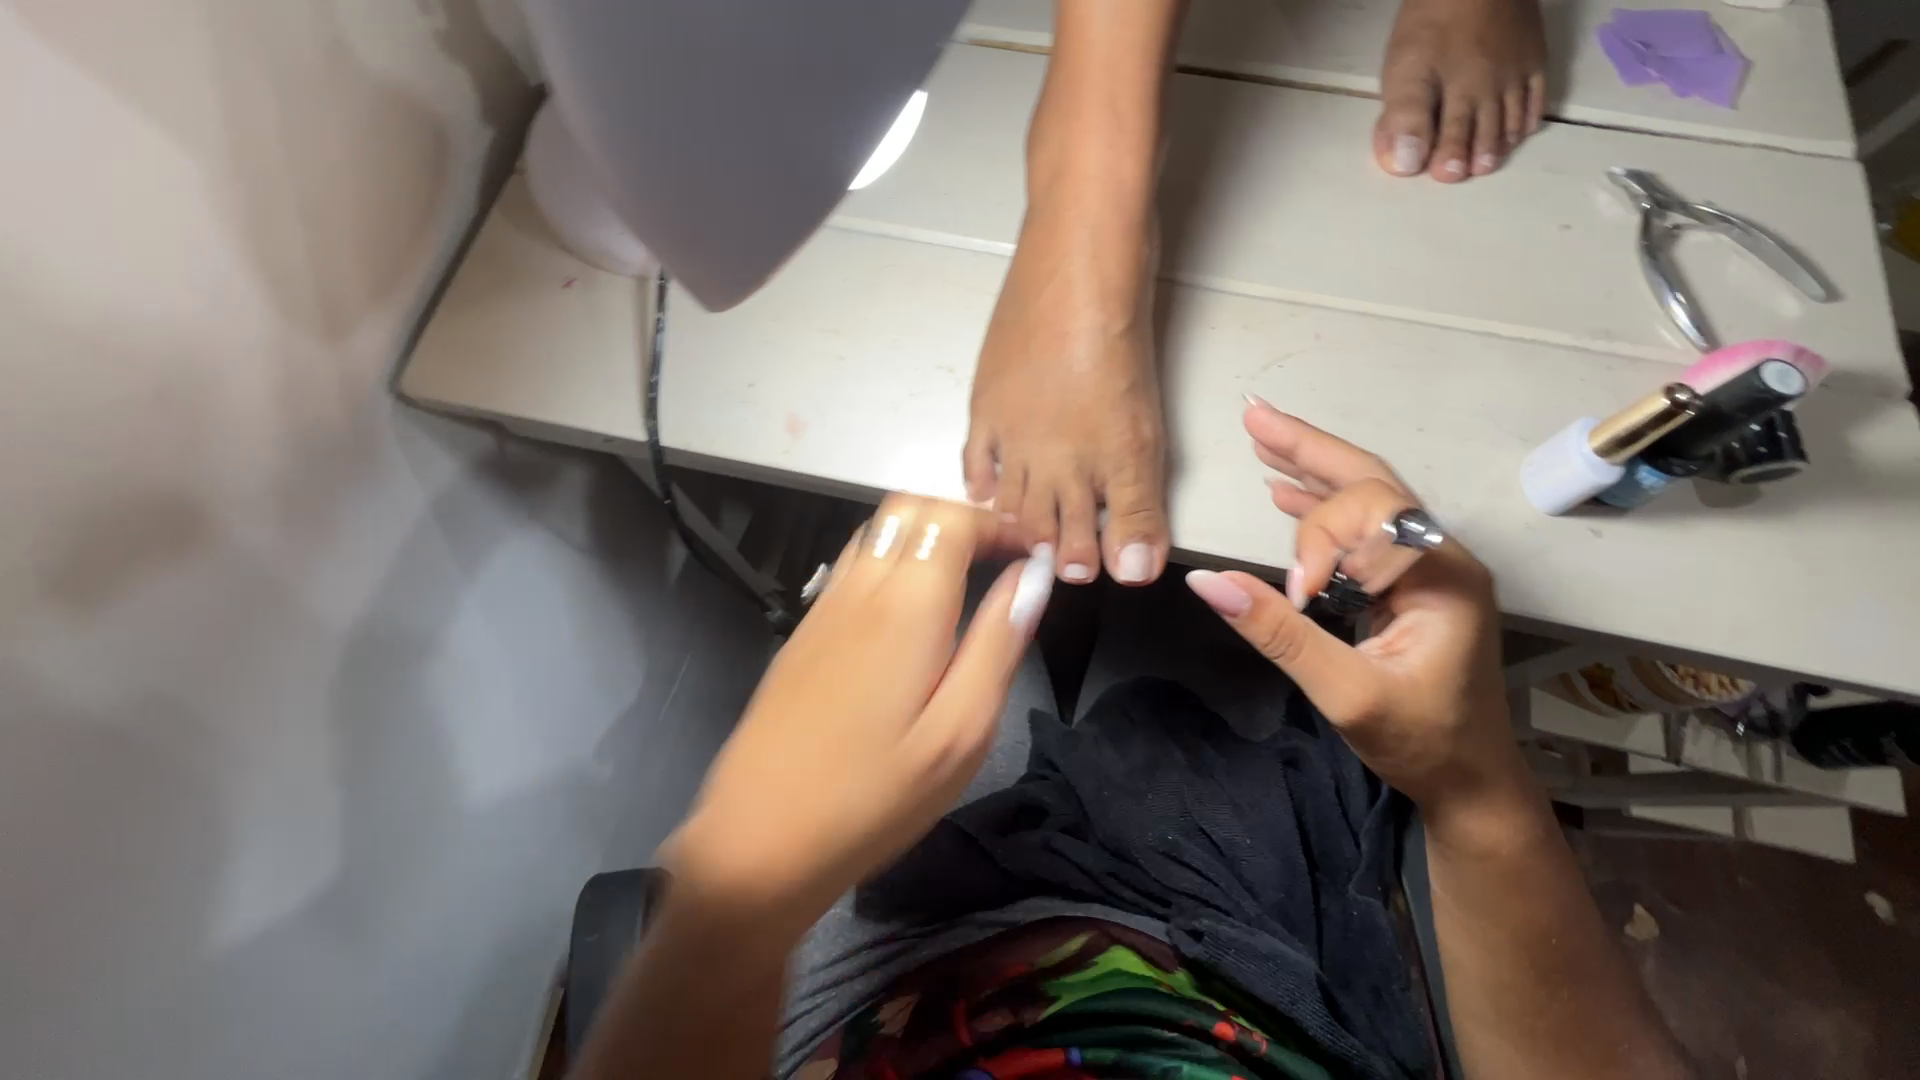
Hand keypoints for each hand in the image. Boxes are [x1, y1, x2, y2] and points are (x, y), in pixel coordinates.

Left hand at [663, 496, 1054, 934]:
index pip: (953, 517)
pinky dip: (893, 556)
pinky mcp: (805, 631)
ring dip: (926, 531)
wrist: (759, 838)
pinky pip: (854, 563)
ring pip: (878, 529)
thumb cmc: (874, 796)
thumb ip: (999, 643)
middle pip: (911, 507)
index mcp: (906, 605)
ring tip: (966, 572)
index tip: (1033, 549)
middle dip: (964, 516)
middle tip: (1003, 556)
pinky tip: (911, 605)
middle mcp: (860, 588)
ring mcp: (825, 606)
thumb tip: (1033, 576)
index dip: (999, 520)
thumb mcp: (961, 733)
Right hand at [964, 207, 1169, 586]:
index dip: (1084, 556)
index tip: (1085, 575)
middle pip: (1042, 515)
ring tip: (1021, 542)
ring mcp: (1009, 429)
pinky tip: (982, 492)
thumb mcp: (1145, 429)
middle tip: (1053, 570)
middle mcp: (1041, 458)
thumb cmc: (1121, 340)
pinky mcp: (987, 398)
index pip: (1081, 530)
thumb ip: (1138, 503)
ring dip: (1018, 520)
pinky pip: (975, 453)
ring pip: (1010, 492)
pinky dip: (979, 478)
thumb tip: (1133, 572)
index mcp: (1084, 467)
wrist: (1076, 269)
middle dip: (1052, 546)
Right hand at [1184, 400, 1525, 812]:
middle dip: (1308, 448)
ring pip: (1365, 498)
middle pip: (1370, 482)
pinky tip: (1283, 494)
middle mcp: (1440, 556)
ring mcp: (1426, 566)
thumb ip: (1278, 634)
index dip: (1316, 541)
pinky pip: (1361, 527)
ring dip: (1310, 467)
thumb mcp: (1344, 694)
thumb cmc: (1419, 742)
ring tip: (1262, 438)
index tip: (1295, 597)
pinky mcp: (1408, 581)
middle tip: (1255, 415)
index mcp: (1441, 574)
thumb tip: (1207, 583)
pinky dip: (1318, 505)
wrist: (1472, 780)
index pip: (1369, 515)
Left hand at [1374, 0, 1546, 180]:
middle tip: (1474, 171)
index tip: (1447, 176)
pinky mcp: (1534, 52)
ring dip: (1504, 141)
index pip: (1454, 140)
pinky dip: (1531, 115)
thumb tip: (1409, 165)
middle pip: (1487, 131)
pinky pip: (1538, 92)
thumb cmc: (1433, 21)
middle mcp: (1494, 89)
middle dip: (1478, 155)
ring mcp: (1518, 70)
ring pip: (1513, 117)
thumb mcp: (1406, 72)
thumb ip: (1406, 119)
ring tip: (1493, 159)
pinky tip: (1523, 130)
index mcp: (1460, 97)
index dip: (1450, 161)